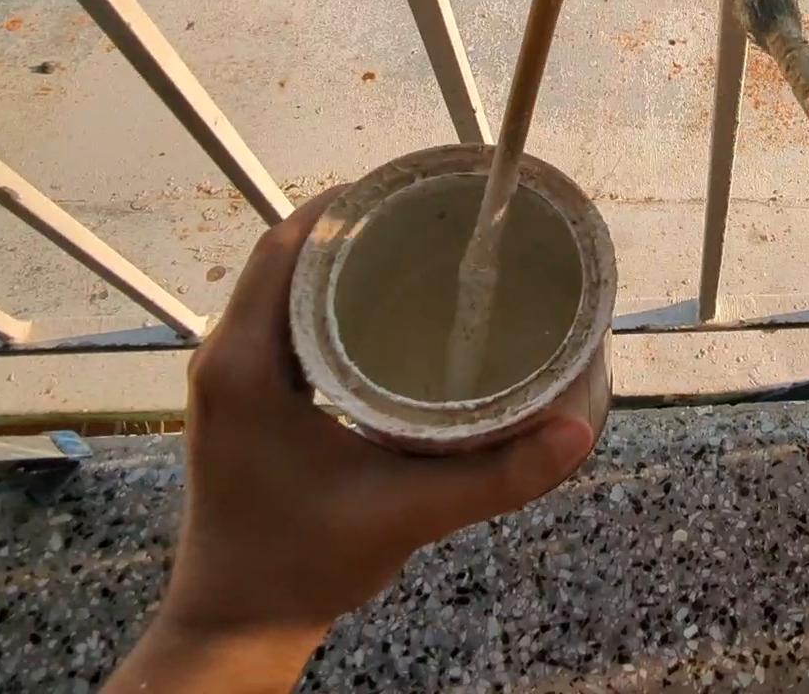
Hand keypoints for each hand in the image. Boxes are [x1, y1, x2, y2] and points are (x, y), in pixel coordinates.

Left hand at [157, 190, 595, 648]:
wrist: (244, 620)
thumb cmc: (309, 563)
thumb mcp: (410, 514)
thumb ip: (496, 477)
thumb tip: (578, 432)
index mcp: (247, 365)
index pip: (287, 249)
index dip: (346, 206)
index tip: (413, 188)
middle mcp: (230, 354)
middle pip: (292, 253)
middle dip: (359, 222)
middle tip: (437, 213)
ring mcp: (237, 371)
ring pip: (290, 280)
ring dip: (347, 253)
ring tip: (423, 243)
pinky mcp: (253, 388)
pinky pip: (293, 312)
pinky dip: (338, 290)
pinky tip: (392, 301)